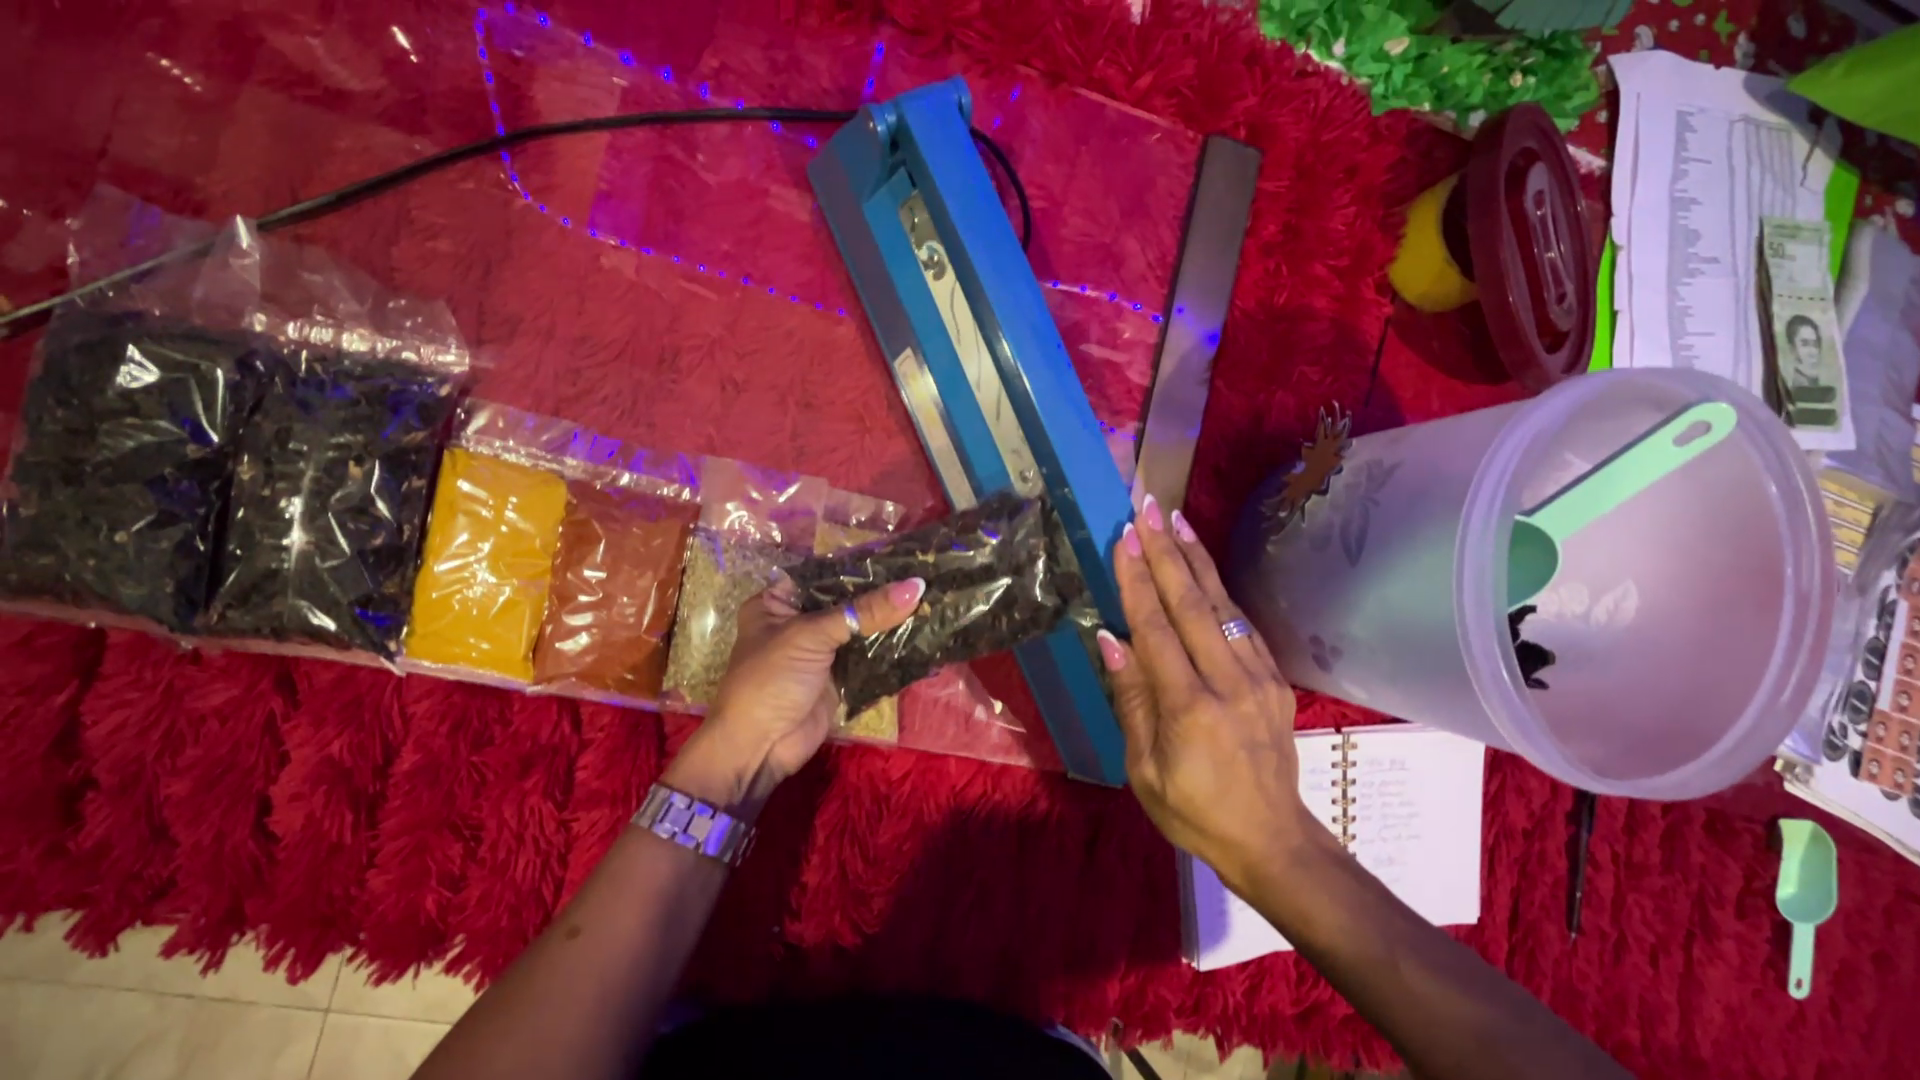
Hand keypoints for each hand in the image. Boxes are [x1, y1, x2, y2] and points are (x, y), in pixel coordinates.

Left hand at [665, 574, 925, 819]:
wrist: (759, 748)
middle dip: (883, 594)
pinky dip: (893, 648)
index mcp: (778, 602)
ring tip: (934, 598)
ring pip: (862, 630)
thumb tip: (917, 585)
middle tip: (927, 575)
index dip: (862, 567)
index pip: (826, 575)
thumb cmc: (771, 680)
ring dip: (892, 621)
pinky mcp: (840, 678)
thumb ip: (864, 611)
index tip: (904, 555)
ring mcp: (822, 652)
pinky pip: (871, 657)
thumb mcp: (812, 636)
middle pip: (847, 602)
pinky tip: (925, 632)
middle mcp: (799, 622)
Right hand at [1096, 495, 1313, 886]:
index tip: (1125, 538)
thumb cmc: (1193, 811)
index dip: (1138, 581)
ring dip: (1196, 560)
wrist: (1271, 838)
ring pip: (1223, 606)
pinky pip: (1243, 626)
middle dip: (1167, 552)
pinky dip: (1221, 591)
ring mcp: (1259, 678)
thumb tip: (1111, 638)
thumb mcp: (1144, 769)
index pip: (1157, 630)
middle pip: (1193, 605)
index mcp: (1191, 708)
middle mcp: (1230, 682)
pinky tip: (1205, 568)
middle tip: (1148, 508)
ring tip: (1176, 521)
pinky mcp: (1275, 680)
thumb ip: (1131, 699)